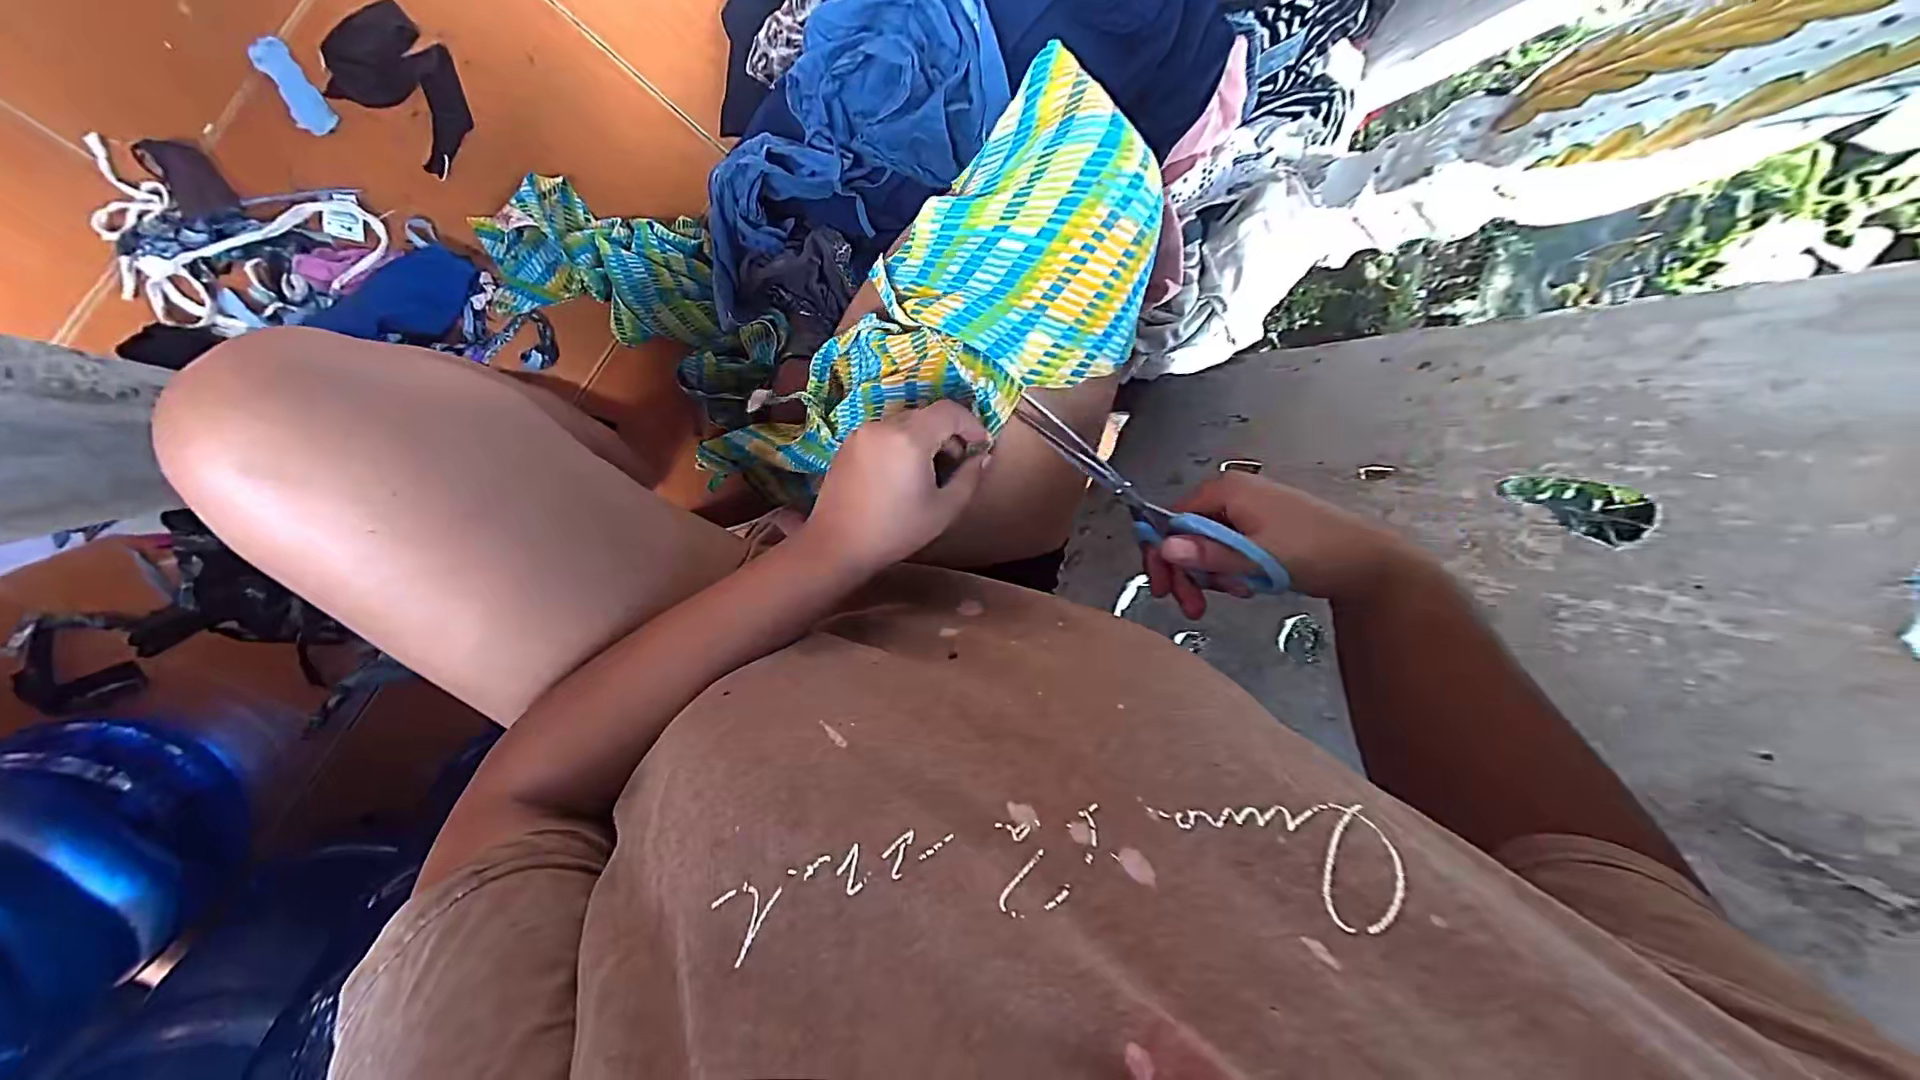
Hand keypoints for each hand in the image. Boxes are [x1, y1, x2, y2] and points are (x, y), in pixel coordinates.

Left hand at [804, 400, 991, 572]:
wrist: (837, 546)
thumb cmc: (895, 531)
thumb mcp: (944, 510)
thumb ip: (969, 478)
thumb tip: (982, 456)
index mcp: (909, 437)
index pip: (949, 411)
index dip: (971, 423)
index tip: (981, 445)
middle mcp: (883, 425)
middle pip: (926, 415)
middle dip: (948, 434)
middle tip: (957, 464)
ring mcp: (862, 433)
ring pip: (905, 423)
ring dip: (925, 439)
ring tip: (929, 472)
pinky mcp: (848, 444)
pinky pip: (885, 433)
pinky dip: (902, 443)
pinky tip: (902, 475)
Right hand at [1143, 471, 1431, 617]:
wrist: (1369, 562)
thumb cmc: (1317, 552)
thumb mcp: (1257, 558)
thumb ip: (1209, 555)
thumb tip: (1165, 548)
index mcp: (1227, 490)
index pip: (1171, 519)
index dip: (1163, 555)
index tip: (1165, 588)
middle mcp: (1232, 492)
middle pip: (1185, 533)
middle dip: (1186, 571)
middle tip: (1191, 605)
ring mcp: (1246, 508)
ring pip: (1204, 543)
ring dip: (1208, 574)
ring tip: (1232, 592)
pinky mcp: (1257, 524)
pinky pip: (1224, 546)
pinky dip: (1226, 569)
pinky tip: (1244, 584)